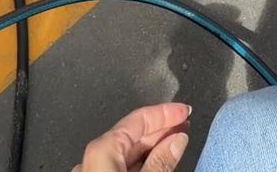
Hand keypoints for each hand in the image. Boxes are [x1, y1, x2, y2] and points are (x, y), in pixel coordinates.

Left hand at [74, 103, 189, 171]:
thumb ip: (161, 161)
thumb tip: (178, 138)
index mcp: (101, 149)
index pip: (139, 119)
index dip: (165, 112)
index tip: (185, 110)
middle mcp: (91, 159)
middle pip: (132, 136)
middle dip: (161, 130)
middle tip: (185, 125)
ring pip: (127, 154)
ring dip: (152, 148)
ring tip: (176, 142)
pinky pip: (120, 167)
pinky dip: (140, 164)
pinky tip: (156, 163)